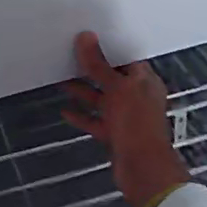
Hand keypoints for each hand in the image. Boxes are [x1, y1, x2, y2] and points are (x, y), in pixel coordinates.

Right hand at [61, 31, 190, 206]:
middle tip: (69, 54)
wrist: (144, 170)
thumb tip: (85, 36)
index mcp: (145, 81)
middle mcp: (137, 97)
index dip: (108, 47)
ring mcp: (127, 117)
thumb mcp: (116, 88)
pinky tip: (65, 110)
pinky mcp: (116, 135)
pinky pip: (96, 121)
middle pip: (112, 78)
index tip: (87, 37)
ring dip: (83, 91)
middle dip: (92, 69)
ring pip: (102, 99)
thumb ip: (98, 65)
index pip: (126, 58)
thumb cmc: (136, 122)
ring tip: (61, 80)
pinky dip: (82, 116)